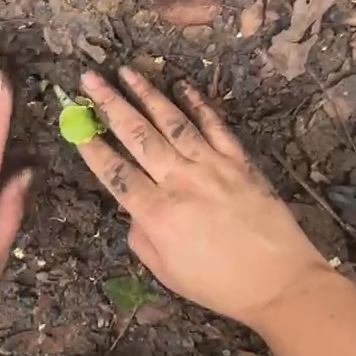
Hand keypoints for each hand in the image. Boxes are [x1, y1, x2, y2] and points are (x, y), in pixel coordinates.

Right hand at [73, 68, 331, 328]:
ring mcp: (212, 167)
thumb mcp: (166, 271)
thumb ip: (141, 236)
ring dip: (147, 94)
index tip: (75, 124)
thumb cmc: (218, 284)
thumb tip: (134, 209)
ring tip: (127, 71)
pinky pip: (214, 126)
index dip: (92, 147)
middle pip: (137, 136)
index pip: (115, 172)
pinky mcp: (239, 162)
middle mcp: (180, 182)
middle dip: (110, 104)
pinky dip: (197, 104)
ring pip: (172, 122)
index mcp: (157, 214)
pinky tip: (181, 86)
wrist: (280, 283)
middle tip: (90, 79)